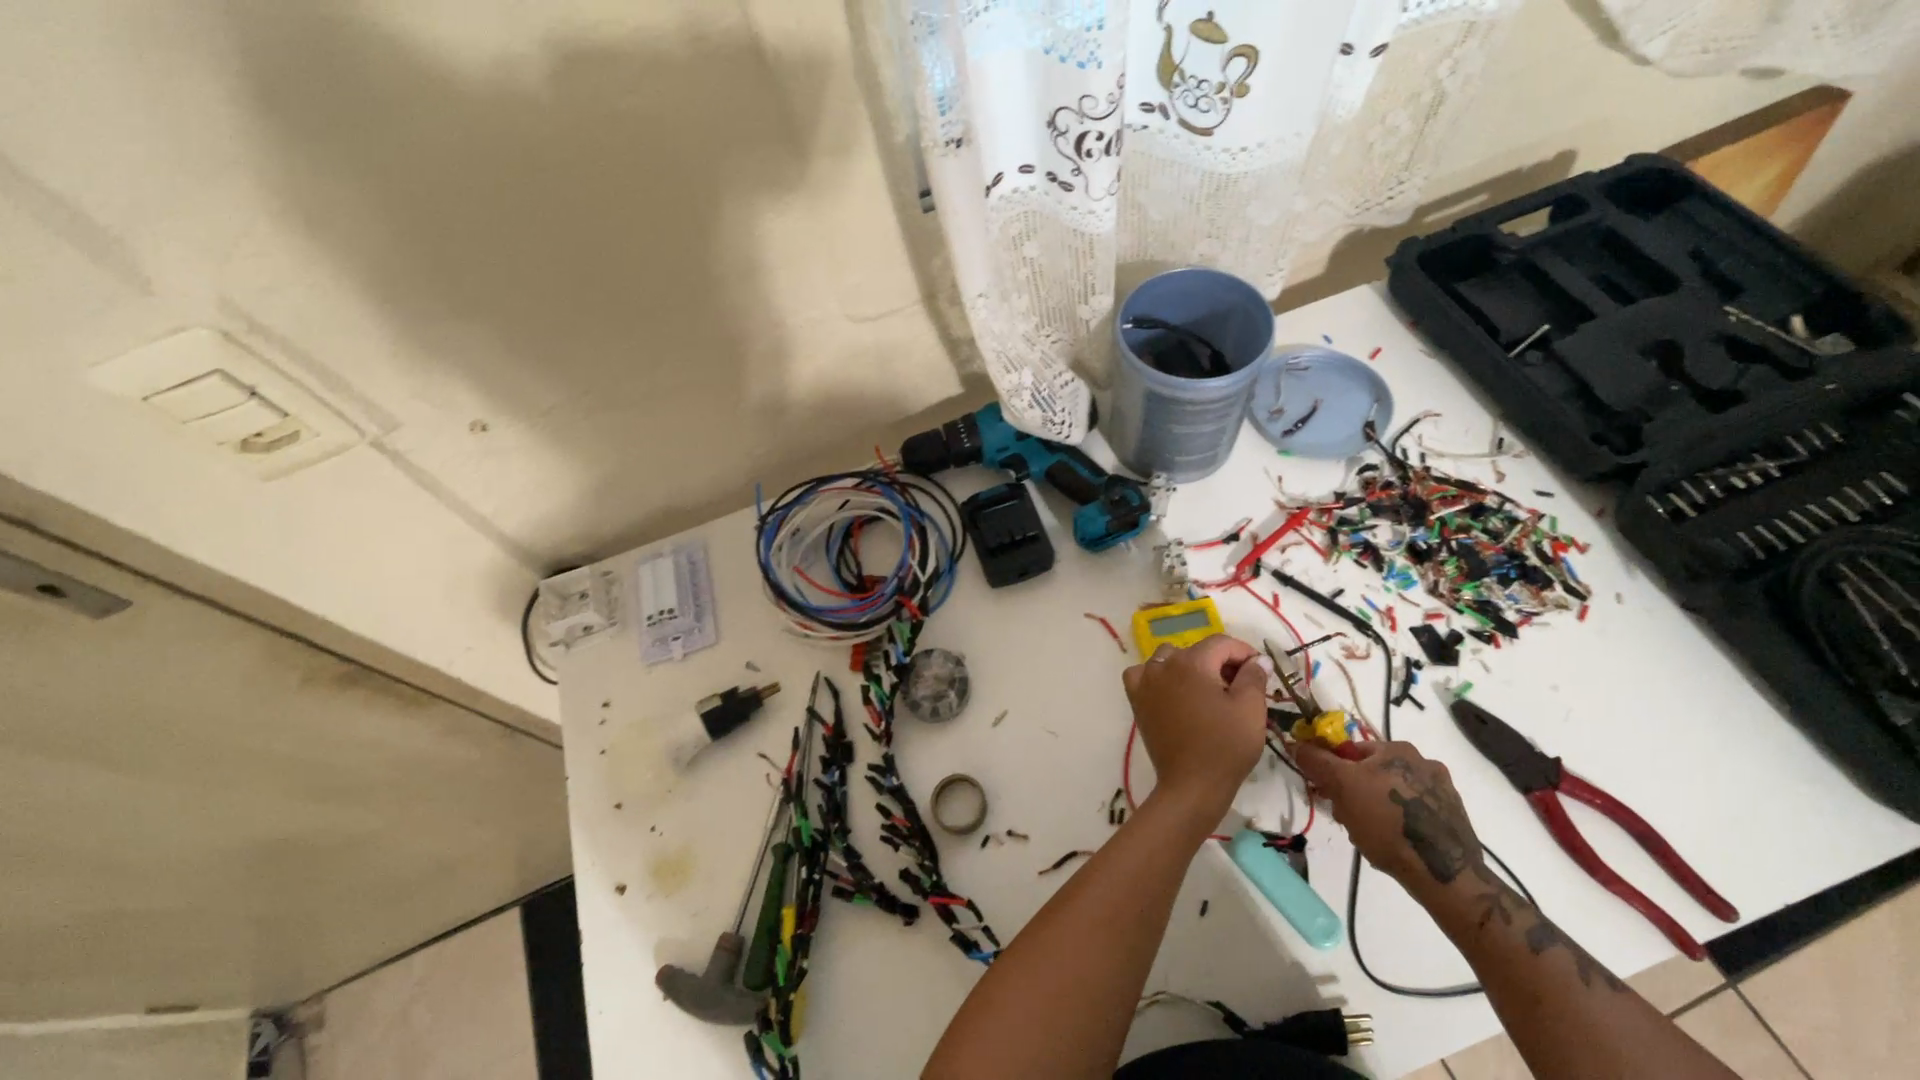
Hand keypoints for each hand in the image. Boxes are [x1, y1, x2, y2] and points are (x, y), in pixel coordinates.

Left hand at [1121, 634, 1270, 820]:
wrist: (1192, 785)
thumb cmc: (1225, 746)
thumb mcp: (1250, 709)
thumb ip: (1254, 676)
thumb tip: (1257, 660)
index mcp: (1192, 663)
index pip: (1221, 643)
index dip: (1244, 653)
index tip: (1259, 672)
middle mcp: (1163, 666)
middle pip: (1196, 650)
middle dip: (1220, 662)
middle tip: (1239, 687)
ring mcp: (1145, 683)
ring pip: (1169, 659)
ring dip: (1189, 667)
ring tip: (1208, 690)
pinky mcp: (1137, 701)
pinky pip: (1143, 675)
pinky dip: (1158, 677)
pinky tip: (1172, 692)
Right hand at [1294, 741, 1485, 900]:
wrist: (1442, 871)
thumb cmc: (1385, 822)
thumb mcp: (1342, 787)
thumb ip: (1317, 761)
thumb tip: (1296, 743)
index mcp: (1398, 749)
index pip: (1351, 751)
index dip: (1333, 772)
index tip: (1328, 795)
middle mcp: (1424, 762)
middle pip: (1372, 773)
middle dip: (1354, 793)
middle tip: (1346, 818)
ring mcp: (1442, 790)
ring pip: (1391, 794)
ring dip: (1375, 808)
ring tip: (1369, 835)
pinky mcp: (1452, 816)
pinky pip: (1412, 813)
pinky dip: (1398, 822)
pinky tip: (1392, 842)